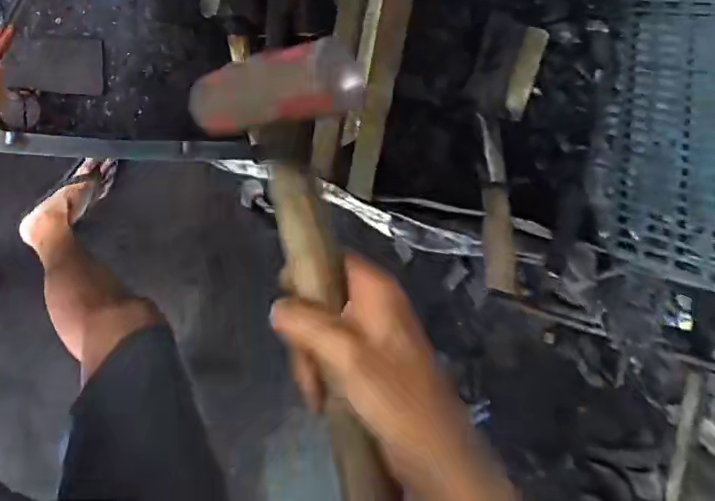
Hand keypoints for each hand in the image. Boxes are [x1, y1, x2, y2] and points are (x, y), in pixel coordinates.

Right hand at [271, 256, 514, 500]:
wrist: (438, 459)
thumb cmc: (395, 397)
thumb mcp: (345, 355)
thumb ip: (306, 323)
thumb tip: (276, 306)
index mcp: (375, 288)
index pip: (331, 256)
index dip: (305, 272)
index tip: (286, 303)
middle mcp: (375, 303)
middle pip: (322, 295)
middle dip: (304, 330)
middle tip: (303, 363)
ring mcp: (374, 334)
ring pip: (323, 326)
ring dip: (310, 357)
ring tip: (313, 392)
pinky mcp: (372, 363)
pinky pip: (334, 351)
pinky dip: (323, 370)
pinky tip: (321, 397)